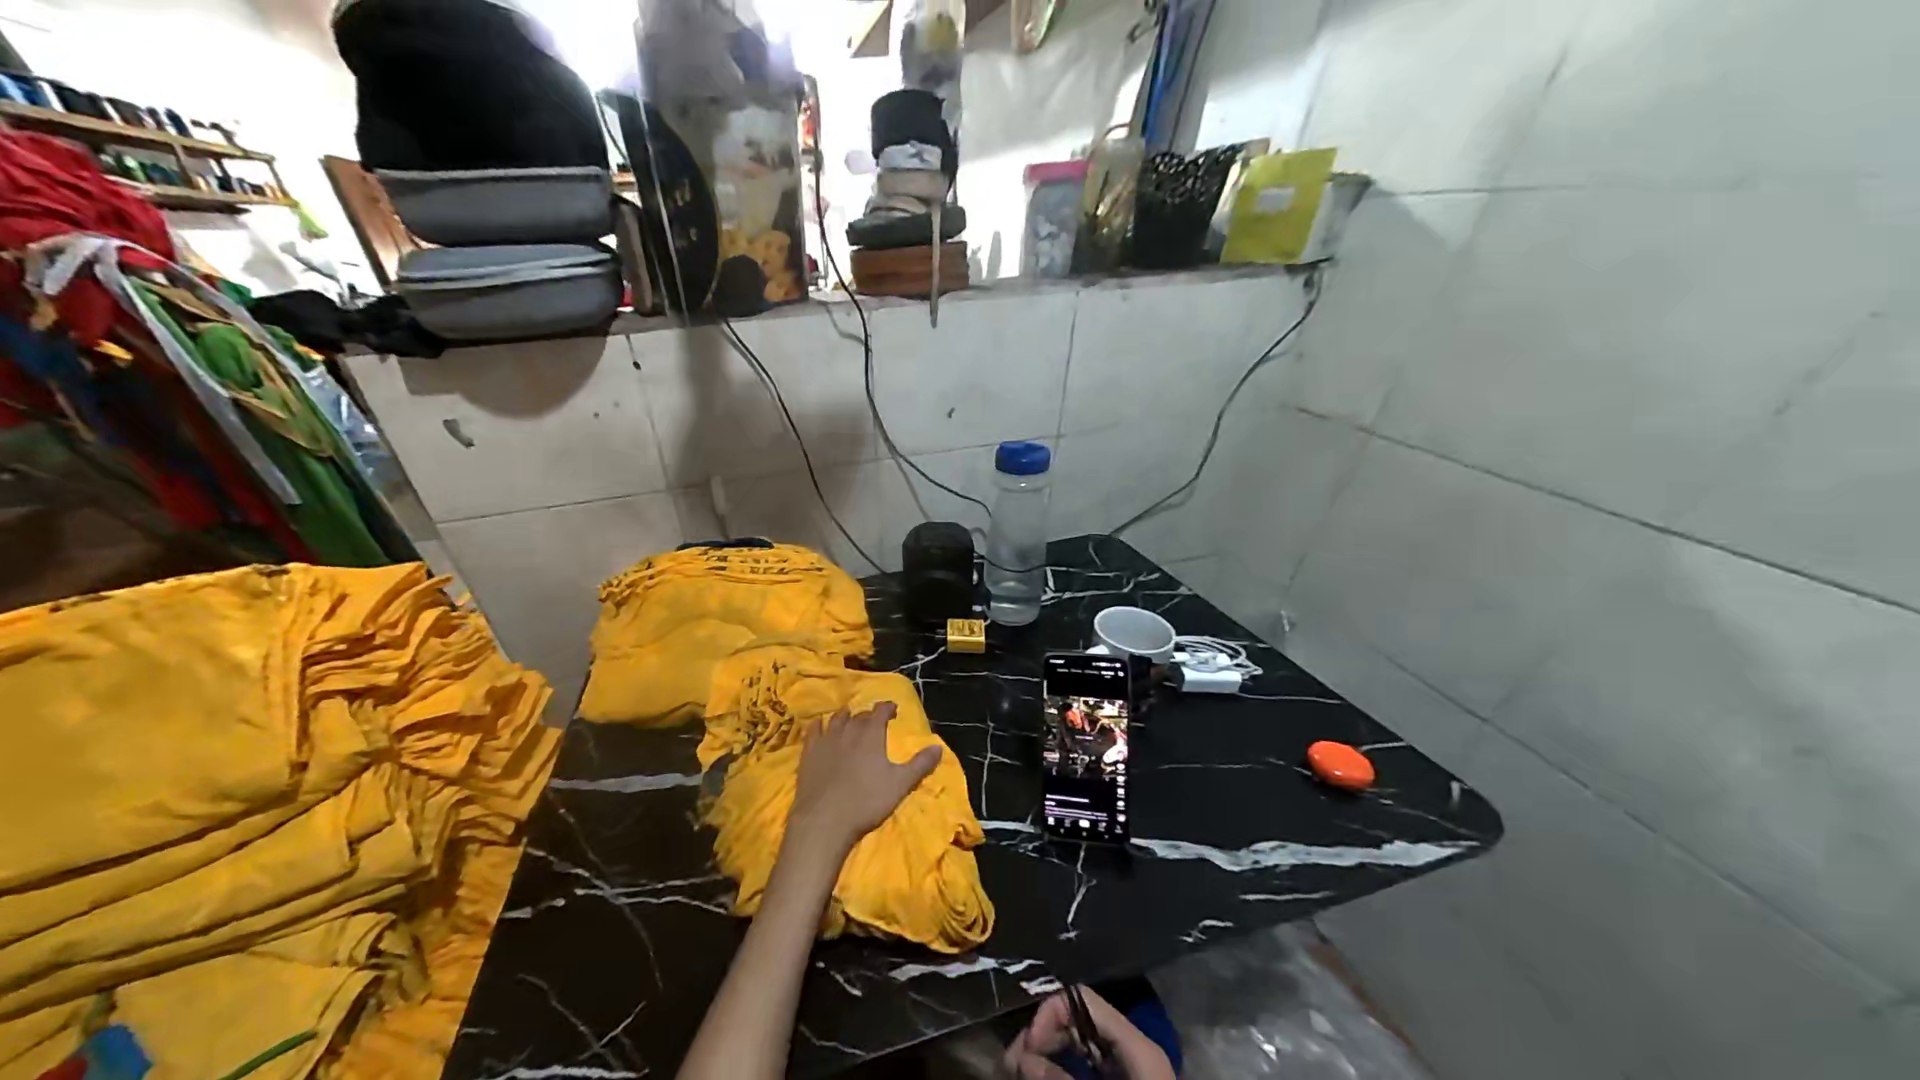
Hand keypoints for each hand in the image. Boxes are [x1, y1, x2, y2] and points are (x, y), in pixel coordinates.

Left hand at [786, 702, 941, 857]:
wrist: (824, 821)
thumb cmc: (866, 802)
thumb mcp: (900, 784)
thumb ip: (920, 765)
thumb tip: (938, 747)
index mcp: (871, 735)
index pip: (880, 712)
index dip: (888, 708)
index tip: (893, 709)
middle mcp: (848, 732)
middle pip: (859, 716)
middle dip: (868, 715)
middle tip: (874, 720)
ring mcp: (826, 741)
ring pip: (836, 720)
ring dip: (845, 716)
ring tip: (848, 715)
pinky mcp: (808, 754)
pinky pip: (813, 732)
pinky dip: (818, 725)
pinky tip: (818, 724)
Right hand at [1002, 987, 1175, 1079]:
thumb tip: (1020, 1059)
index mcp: (1134, 1044)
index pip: (1081, 999)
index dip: (1048, 1013)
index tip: (1027, 1047)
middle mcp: (1130, 1047)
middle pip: (1076, 1020)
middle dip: (1040, 1037)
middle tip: (1010, 1066)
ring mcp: (1126, 1068)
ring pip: (1077, 1044)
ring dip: (1045, 1054)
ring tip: (1017, 1072)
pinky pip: (1084, 1065)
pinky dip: (1060, 1069)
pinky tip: (1040, 1077)